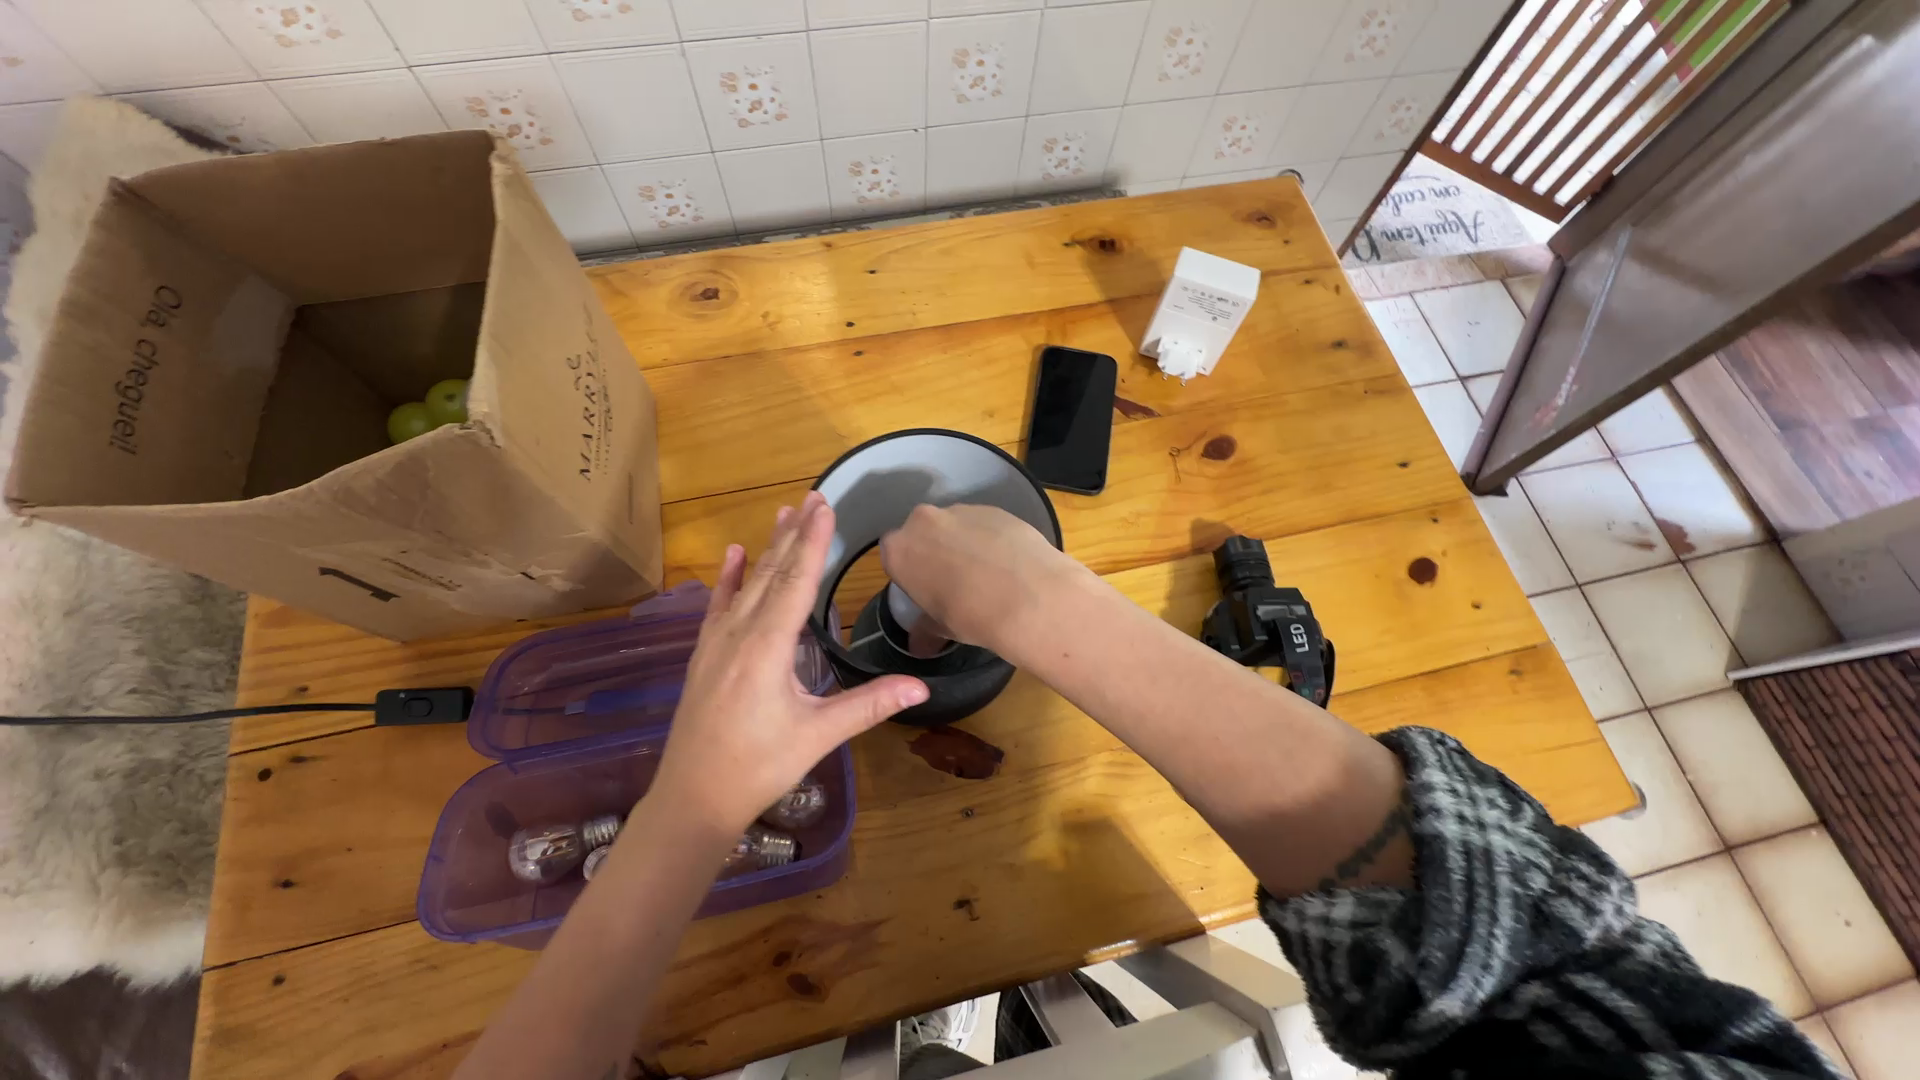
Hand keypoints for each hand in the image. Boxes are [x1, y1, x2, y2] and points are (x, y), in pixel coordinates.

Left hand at [652, 491, 928, 833]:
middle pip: (771, 573)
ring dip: (767, 548)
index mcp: (767, 647)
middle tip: (813, 495)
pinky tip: (733, 555)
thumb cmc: (758, 768)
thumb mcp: (818, 736)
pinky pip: (719, 605)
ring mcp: (717, 642)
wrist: (692, 798)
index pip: (796, 581)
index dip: (813, 541)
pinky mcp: (705, 656)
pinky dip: (729, 577)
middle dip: (794, 533)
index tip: (825, 505)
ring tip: (783, 512)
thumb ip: (868, 705)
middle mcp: (739, 633)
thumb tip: (922, 688)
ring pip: (746, 584)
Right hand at [878, 504, 1090, 654]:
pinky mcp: (994, 508)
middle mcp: (924, 521)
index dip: (910, 571)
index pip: (894, 554)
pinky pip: (984, 523)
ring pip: (955, 525)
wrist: (1028, 596)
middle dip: (936, 551)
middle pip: (923, 533)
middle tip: (956, 579)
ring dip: (964, 542)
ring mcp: (961, 510)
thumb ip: (924, 630)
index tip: (926, 587)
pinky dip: (991, 538)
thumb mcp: (941, 628)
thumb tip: (919, 645)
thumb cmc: (971, 615)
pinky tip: (1008, 561)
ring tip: (988, 572)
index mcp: (899, 549)